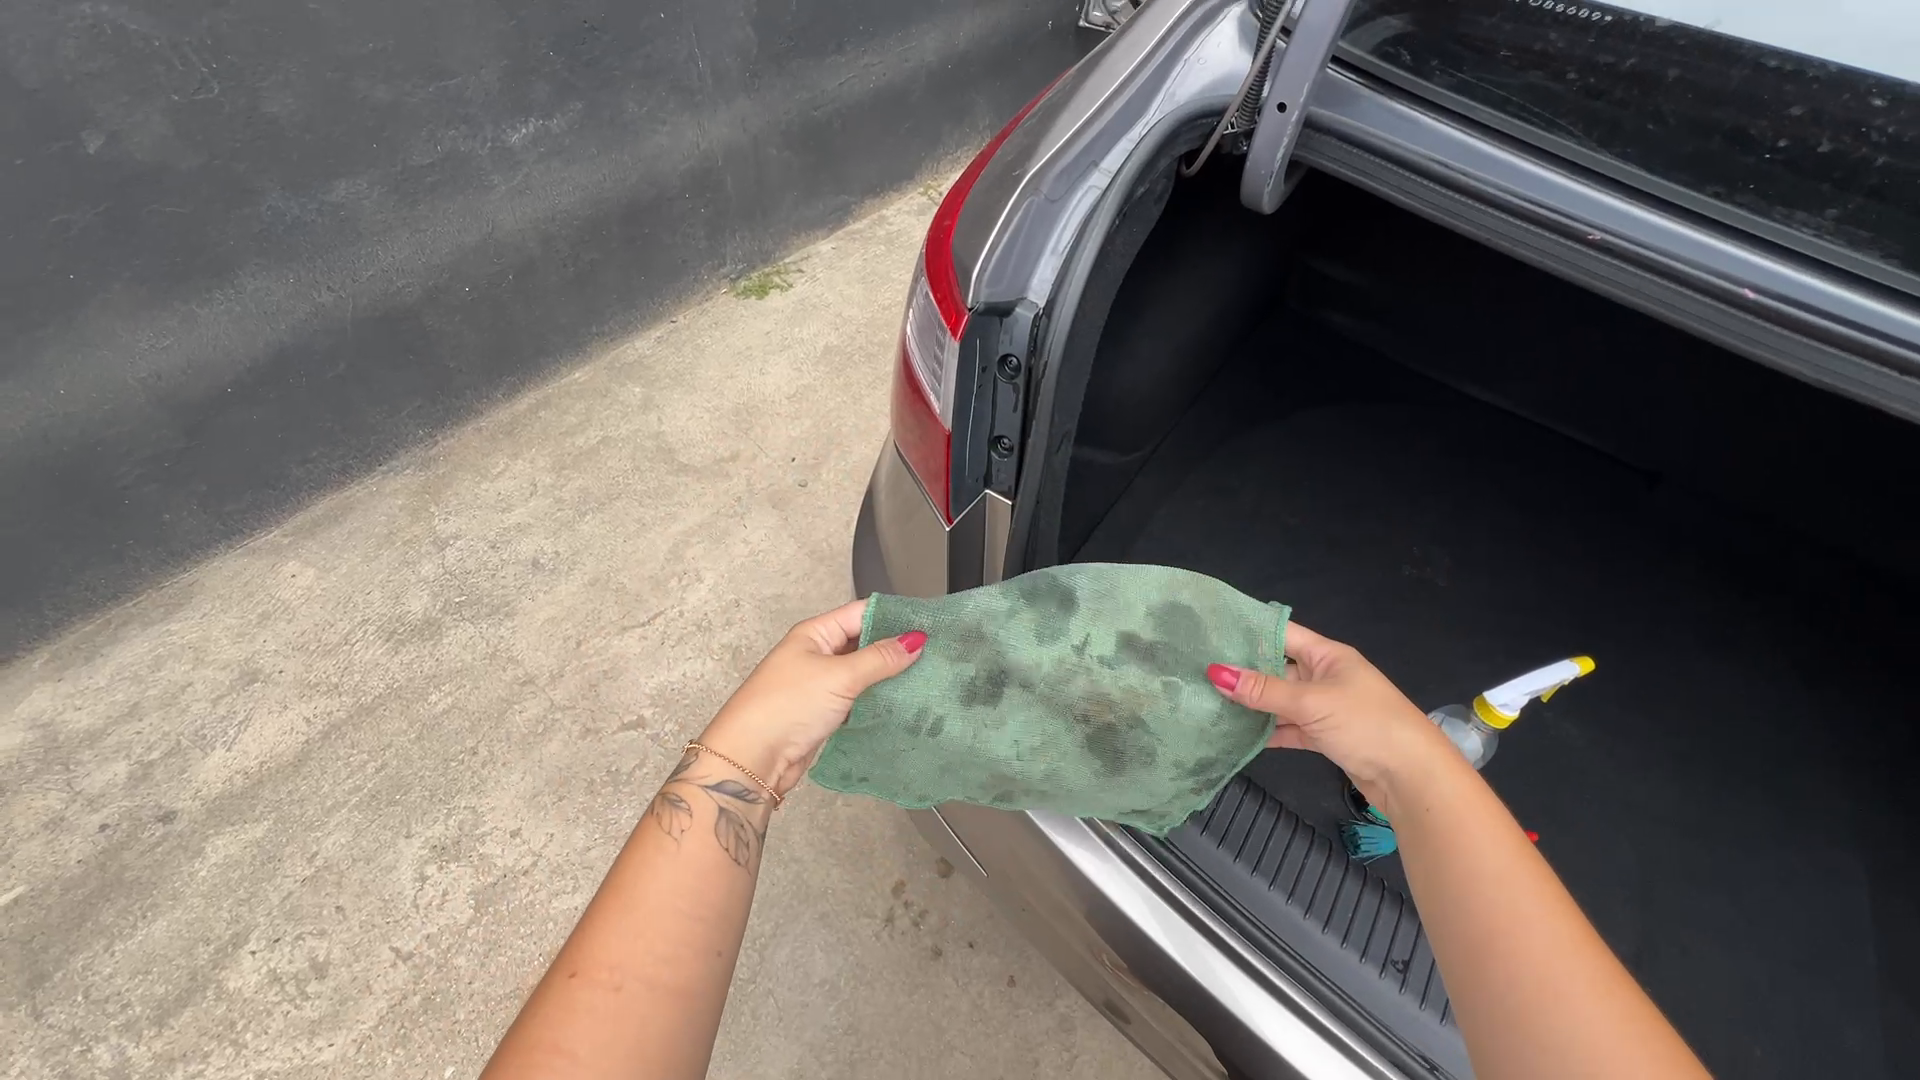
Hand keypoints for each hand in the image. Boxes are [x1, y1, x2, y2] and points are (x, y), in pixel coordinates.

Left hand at [695, 598, 925, 796]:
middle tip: (934, 655)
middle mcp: (816, 654)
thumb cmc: (785, 707)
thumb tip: (915, 640)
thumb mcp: (839, 675)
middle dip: (895, 649)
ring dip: (887, 678)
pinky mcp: (823, 712)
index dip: (894, 618)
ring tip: (925, 678)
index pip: (861, 613)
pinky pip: (858, 699)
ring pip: (862, 674)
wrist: (751, 760)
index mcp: (814, 633)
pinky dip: (876, 701)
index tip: (928, 626)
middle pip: (864, 643)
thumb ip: (880, 658)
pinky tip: (901, 704)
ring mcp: (819, 684)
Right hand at [1206, 623, 1454, 814]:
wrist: (1413, 778)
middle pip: (1276, 668)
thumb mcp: (1310, 702)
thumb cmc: (1366, 724)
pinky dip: (1267, 731)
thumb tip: (1215, 673)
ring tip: (1209, 701)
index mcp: (1327, 655)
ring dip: (1252, 704)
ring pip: (1280, 700)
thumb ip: (1262, 690)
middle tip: (1198, 669)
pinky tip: (1237, 734)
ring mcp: (1325, 707)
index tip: (1209, 631)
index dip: (1247, 631)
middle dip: (1242, 671)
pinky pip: (1288, 727)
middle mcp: (1325, 676)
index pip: (1280, 633)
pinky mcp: (1325, 736)